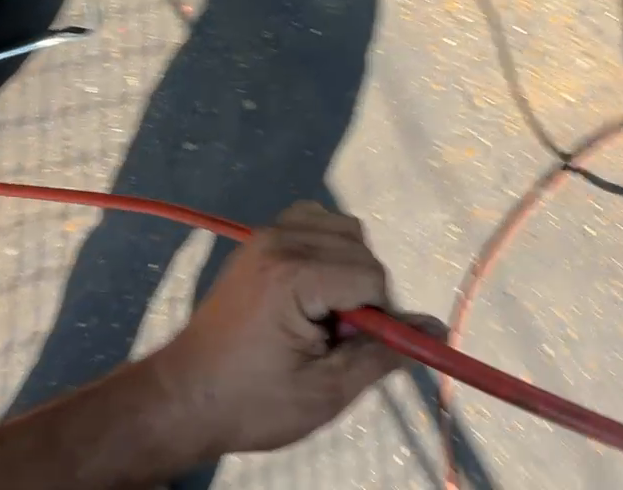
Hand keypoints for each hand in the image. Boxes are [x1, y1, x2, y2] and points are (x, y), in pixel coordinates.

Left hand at [150, 201, 444, 455]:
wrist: (186, 395)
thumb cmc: (254, 402)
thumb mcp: (326, 391)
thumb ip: (383, 353)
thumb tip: (436, 329)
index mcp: (294, 276)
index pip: (370, 275)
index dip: (377, 315)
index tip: (353, 347)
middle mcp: (281, 240)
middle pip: (359, 244)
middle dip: (364, 288)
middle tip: (338, 334)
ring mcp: (267, 233)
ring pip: (340, 226)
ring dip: (348, 263)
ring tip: (326, 310)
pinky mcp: (260, 237)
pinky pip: (312, 219)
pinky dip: (325, 245)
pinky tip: (313, 286)